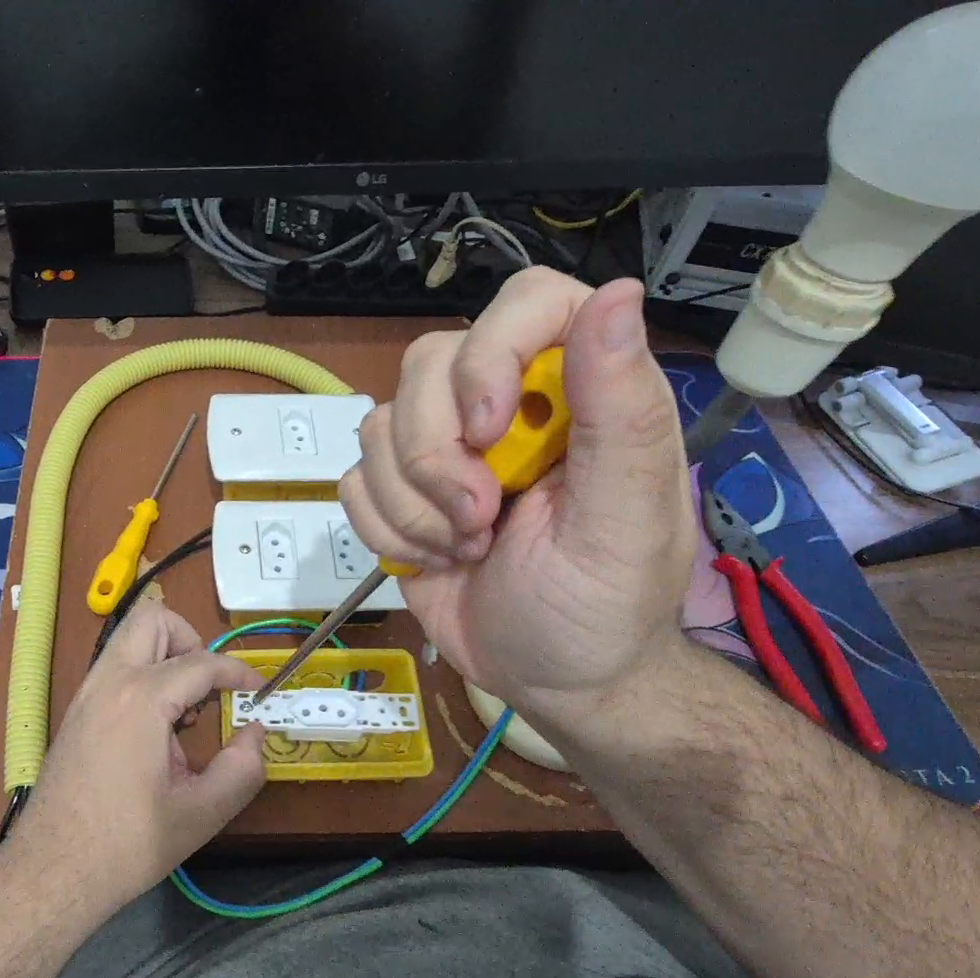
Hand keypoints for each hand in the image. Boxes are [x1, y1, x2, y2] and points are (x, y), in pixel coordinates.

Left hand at [9, 599, 267, 908]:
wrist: (52, 871)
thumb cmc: (128, 844)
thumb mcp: (201, 813)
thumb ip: (243, 768)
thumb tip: (256, 734)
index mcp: (140, 698)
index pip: (201, 662)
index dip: (238, 672)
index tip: (259, 691)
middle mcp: (108, 682)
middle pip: (152, 620)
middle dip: (190, 639)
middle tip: (210, 686)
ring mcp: (85, 694)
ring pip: (128, 640)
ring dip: (164, 657)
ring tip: (185, 711)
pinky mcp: (75, 713)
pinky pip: (114, 669)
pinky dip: (142, 676)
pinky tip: (156, 729)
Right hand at [337, 269, 697, 738]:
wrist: (549, 682)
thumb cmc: (603, 608)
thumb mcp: (626, 520)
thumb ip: (623, 411)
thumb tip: (616, 292)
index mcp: (577, 394)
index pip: (527, 303)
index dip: (490, 353)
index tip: (487, 430)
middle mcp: (503, 405)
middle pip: (425, 364)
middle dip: (435, 456)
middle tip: (480, 519)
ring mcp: (441, 449)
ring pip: (377, 426)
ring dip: (412, 505)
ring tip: (464, 548)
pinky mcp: (397, 494)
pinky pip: (352, 480)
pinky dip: (385, 529)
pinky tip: (432, 559)